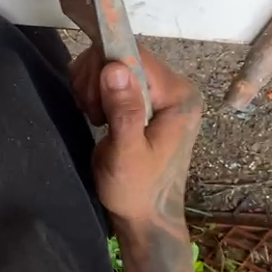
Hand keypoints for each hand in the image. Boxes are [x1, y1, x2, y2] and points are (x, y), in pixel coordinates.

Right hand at [77, 51, 202, 227]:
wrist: (143, 216)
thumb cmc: (137, 189)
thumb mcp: (127, 154)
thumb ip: (124, 111)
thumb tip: (113, 68)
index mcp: (179, 97)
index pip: (135, 56)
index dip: (105, 70)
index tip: (93, 102)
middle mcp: (173, 87)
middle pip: (121, 56)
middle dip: (96, 79)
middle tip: (94, 114)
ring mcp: (158, 91)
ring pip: (110, 62)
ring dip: (92, 85)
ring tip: (97, 118)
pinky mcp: (143, 97)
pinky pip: (108, 74)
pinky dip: (93, 89)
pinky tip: (98, 114)